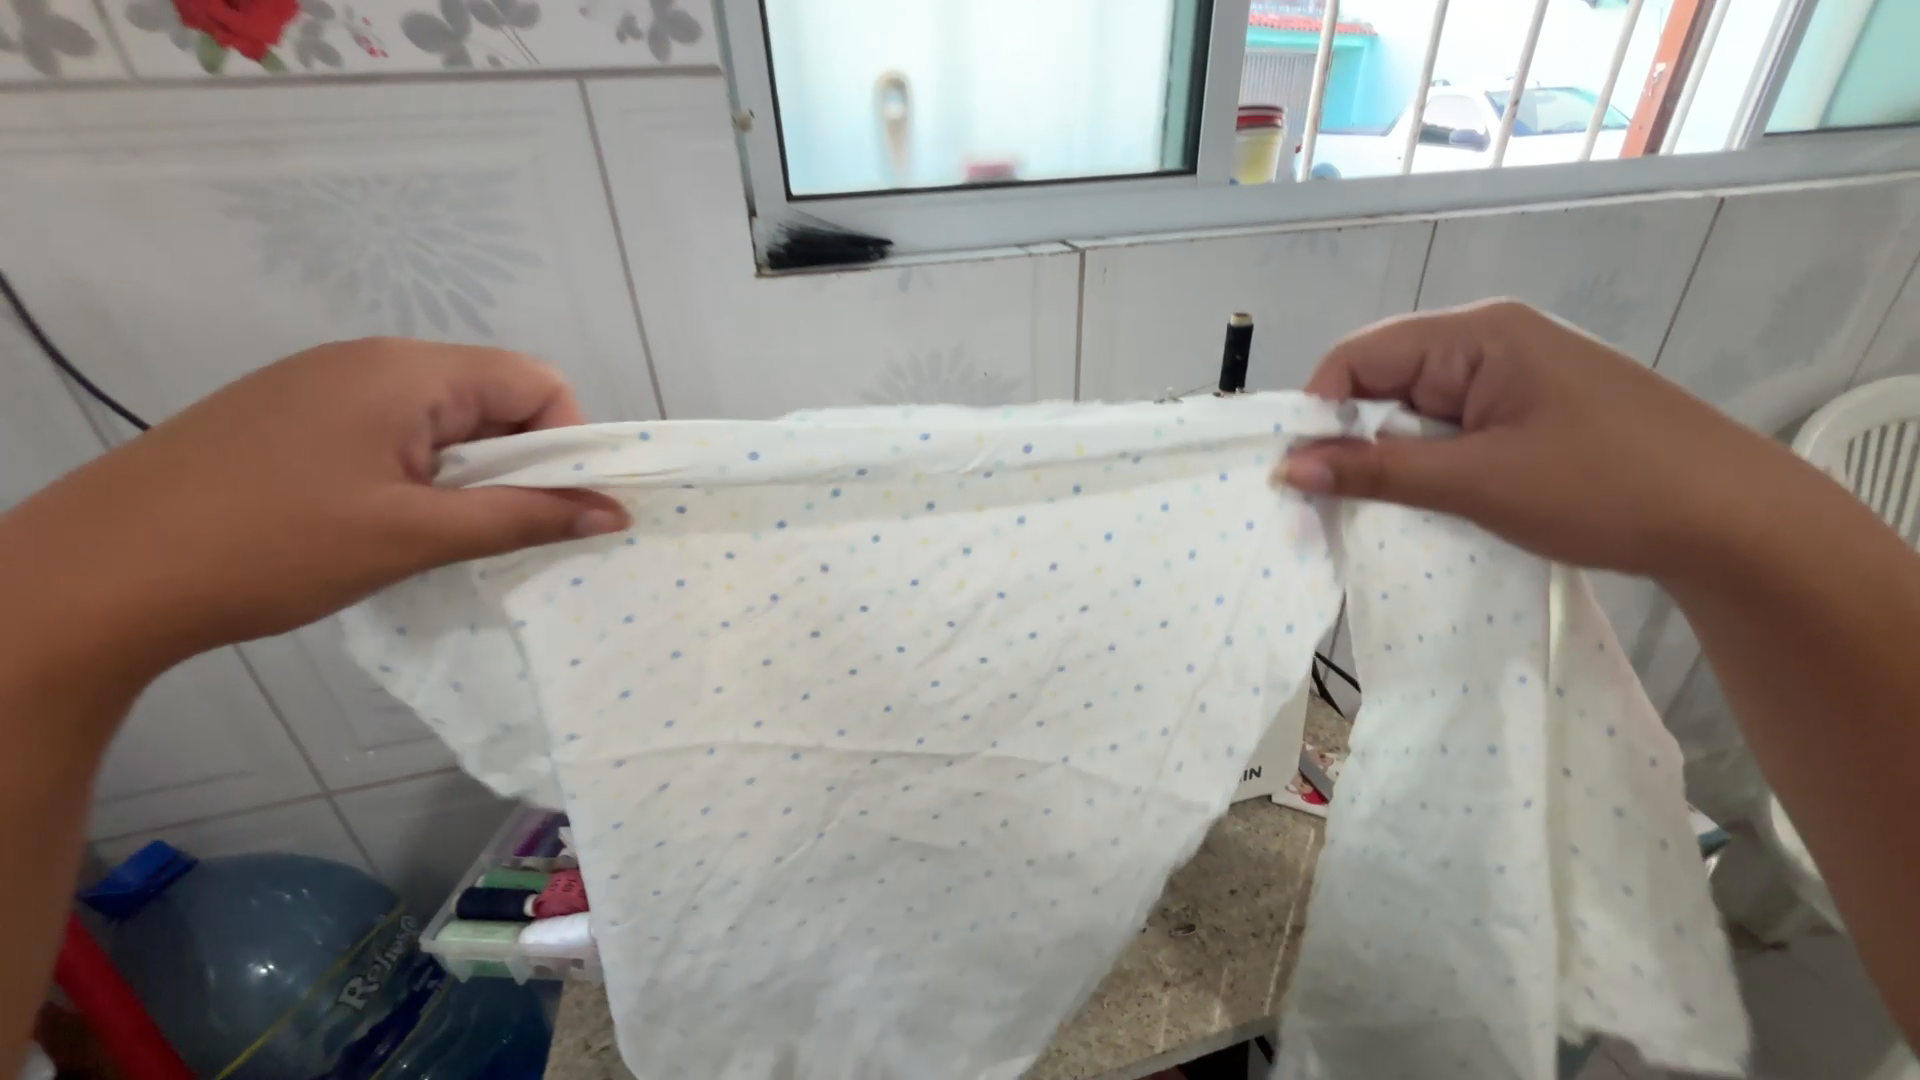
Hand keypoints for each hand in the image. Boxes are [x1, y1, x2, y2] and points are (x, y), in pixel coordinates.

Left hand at [0, 338, 628, 675]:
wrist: (94, 578)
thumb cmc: (272, 546)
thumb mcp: (417, 535)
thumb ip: (526, 518)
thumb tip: (615, 514)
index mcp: (407, 371)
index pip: (537, 382)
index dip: (568, 441)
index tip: (559, 505)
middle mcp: (373, 361)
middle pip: (495, 396)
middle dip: (524, 461)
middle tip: (509, 527)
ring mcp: (329, 386)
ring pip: (449, 419)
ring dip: (476, 472)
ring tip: (450, 532)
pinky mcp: (299, 417)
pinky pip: (400, 431)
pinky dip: (428, 473)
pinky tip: (398, 521)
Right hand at [1276, 300, 1805, 580]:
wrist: (1737, 523)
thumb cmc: (1606, 487)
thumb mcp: (1477, 481)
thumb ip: (1376, 470)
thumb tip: (1288, 469)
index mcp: (1477, 335)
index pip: (1359, 356)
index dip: (1318, 409)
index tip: (1299, 471)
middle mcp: (1486, 342)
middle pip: (1380, 379)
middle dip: (1347, 436)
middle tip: (1326, 497)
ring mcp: (1506, 377)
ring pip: (1409, 409)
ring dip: (1384, 454)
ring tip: (1370, 503)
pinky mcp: (1520, 411)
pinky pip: (1443, 428)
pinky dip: (1420, 462)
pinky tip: (1416, 497)